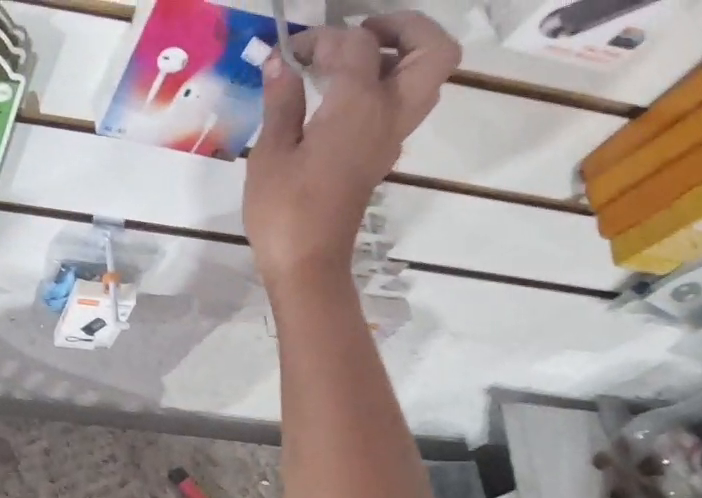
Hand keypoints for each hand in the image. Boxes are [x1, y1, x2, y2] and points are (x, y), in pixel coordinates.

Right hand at [243, 14, 460, 281]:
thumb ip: (281, 103)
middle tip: (360, 33)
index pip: (354, 46)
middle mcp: (388, 114)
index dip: (321, 38)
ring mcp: (390, 138)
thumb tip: (279, 64)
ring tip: (354, 62)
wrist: (307, 265)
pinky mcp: (381, 157)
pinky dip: (385, 87)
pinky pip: (402, 105)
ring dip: (401, 56)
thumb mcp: (271, 155)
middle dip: (403, 27)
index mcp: (358, 106)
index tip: (288, 50)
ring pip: (426, 78)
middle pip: (431, 50)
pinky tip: (343, 99)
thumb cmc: (283, 212)